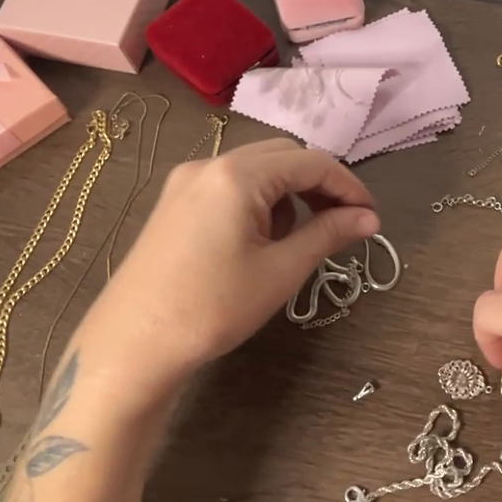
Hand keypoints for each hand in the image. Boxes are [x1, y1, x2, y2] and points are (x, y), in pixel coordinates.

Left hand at [77, 139, 378, 396]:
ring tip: (299, 238)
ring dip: (290, 192)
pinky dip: (260, 200)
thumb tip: (369, 218)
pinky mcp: (174, 203)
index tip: (371, 216)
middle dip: (319, 184)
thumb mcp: (280, 271)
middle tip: (343, 222)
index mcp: (238, 175)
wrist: (131, 346)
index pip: (310, 162)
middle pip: (283, 156)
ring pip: (256, 169)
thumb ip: (328, 234)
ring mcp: (186, 182)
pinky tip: (261, 239)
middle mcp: (210, 165)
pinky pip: (231, 185)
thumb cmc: (213, 308)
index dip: (348, 185)